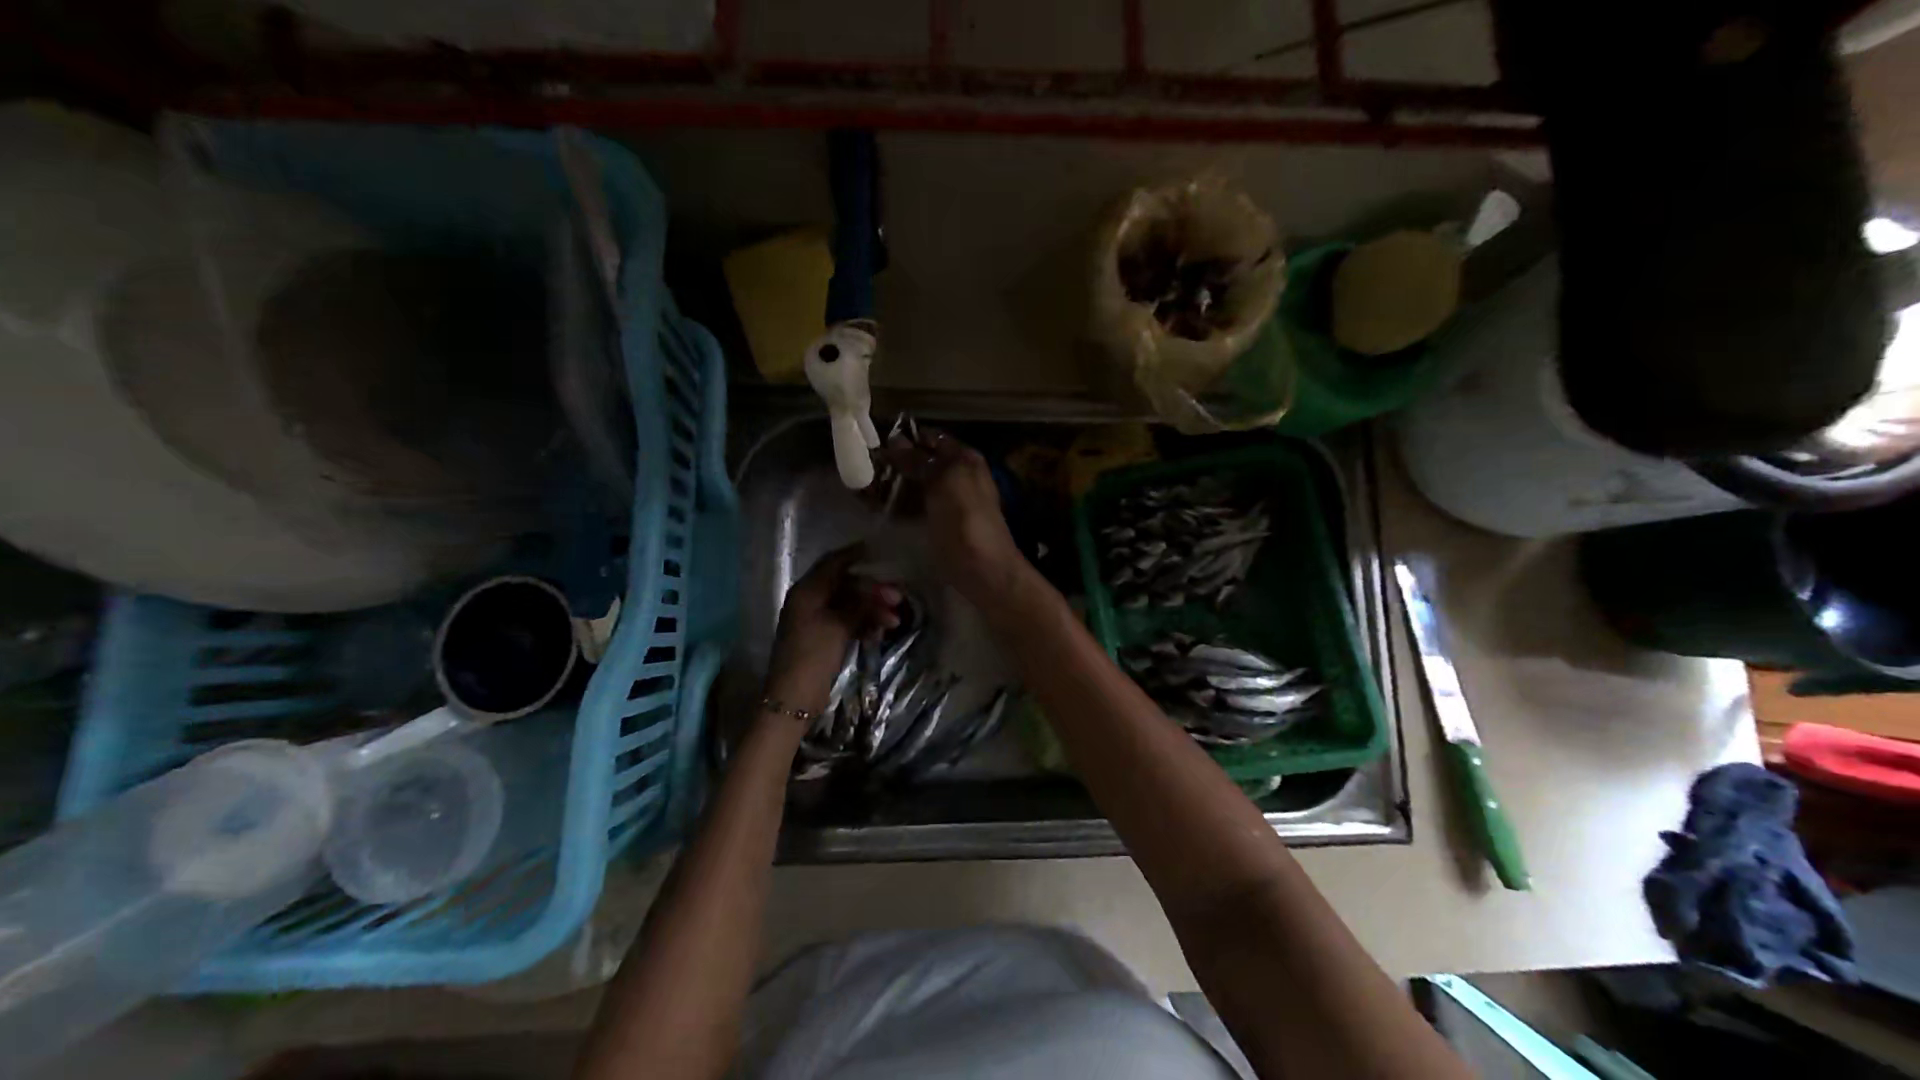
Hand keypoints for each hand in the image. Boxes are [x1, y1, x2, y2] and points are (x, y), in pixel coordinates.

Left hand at [765, 545, 901, 714]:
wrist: (793, 699)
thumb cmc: (813, 657)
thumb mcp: (838, 626)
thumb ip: (857, 603)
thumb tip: (876, 589)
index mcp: (806, 591)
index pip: (833, 564)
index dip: (856, 555)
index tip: (881, 551)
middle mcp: (809, 600)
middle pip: (844, 585)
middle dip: (872, 590)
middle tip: (897, 598)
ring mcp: (815, 620)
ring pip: (848, 604)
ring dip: (871, 608)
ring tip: (894, 621)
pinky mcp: (822, 637)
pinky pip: (846, 621)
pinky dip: (863, 623)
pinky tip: (880, 631)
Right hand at [878, 429, 1027, 607]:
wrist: (983, 569)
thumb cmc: (966, 519)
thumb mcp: (944, 480)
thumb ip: (920, 460)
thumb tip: (896, 440)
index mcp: (964, 459)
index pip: (932, 438)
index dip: (906, 437)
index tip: (875, 439)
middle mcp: (956, 476)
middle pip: (921, 462)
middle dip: (894, 462)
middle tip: (863, 464)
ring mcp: (946, 501)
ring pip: (914, 485)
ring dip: (891, 484)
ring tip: (861, 484)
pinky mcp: (936, 524)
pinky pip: (912, 507)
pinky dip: (895, 505)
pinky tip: (874, 506)